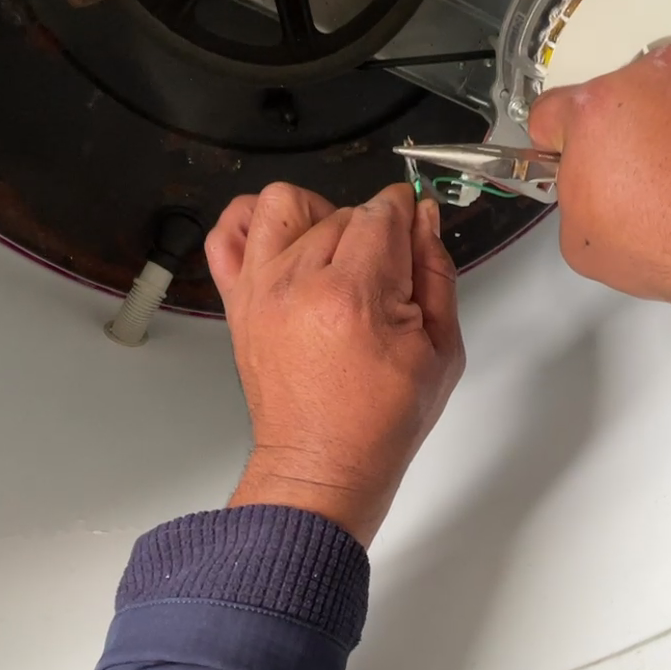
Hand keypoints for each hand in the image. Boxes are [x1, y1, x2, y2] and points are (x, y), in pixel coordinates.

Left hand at [206, 182, 463, 546]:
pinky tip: (284, 248)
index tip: (414, 230)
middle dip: (374, 234)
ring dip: (319, 217)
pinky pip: (228, 233)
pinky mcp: (238, 302)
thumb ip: (438, 275)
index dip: (407, 214)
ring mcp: (260, 290)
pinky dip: (253, 225)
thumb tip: (425, 221)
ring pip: (286, 204)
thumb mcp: (442, 352)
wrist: (321, 465)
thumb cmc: (380, 424)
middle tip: (386, 281)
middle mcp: (299, 284)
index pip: (382, 213)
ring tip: (336, 258)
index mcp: (356, 297)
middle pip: (343, 211)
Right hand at [529, 46, 670, 345]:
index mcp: (596, 108)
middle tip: (625, 185)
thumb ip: (570, 200)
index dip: (553, 146)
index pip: (549, 113)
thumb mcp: (580, 242)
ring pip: (662, 98)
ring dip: (660, 130)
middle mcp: (649, 78)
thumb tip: (584, 194)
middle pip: (609, 101)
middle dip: (611, 138)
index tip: (564, 162)